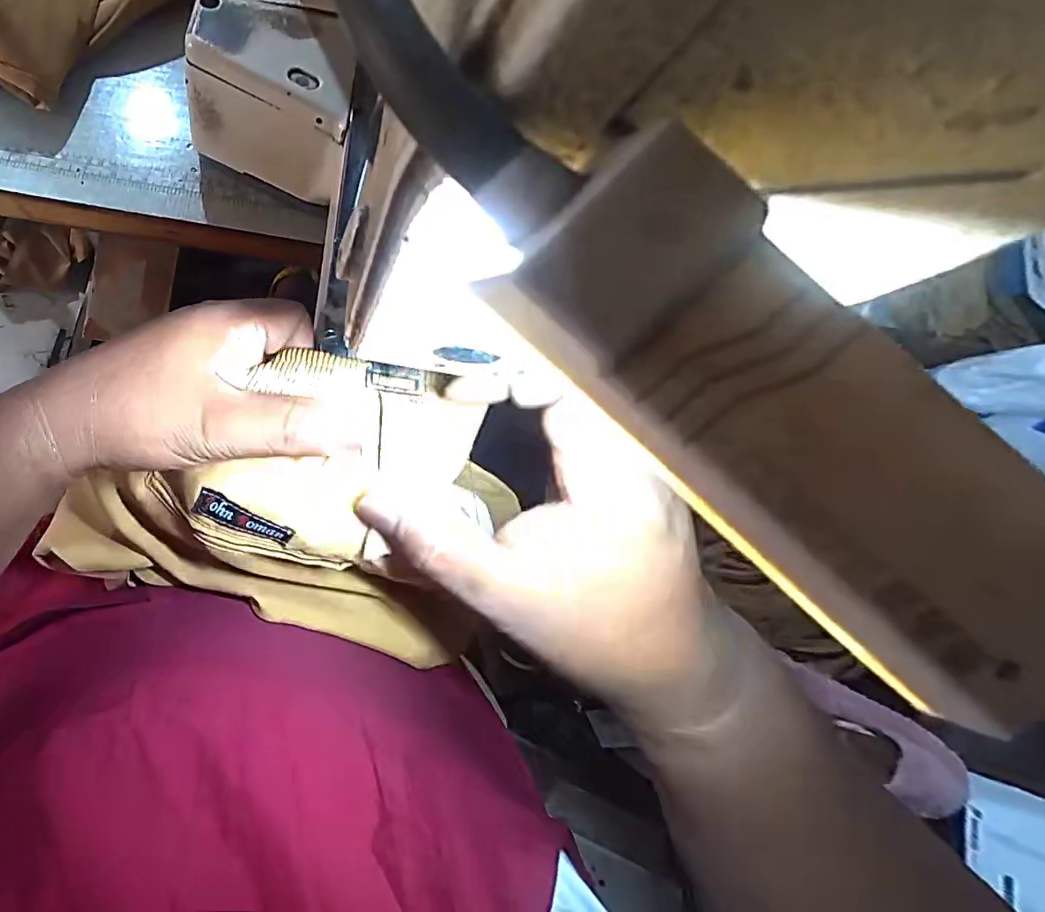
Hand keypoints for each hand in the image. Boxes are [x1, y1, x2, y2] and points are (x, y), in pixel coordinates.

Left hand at [22, 299, 366, 474]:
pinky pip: (219, 371)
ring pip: (245, 360)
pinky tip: (217, 426)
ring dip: (256, 393)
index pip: (297, 321)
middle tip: (283, 425)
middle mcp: (211, 320)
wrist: (63, 421)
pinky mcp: (167, 361)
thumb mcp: (223, 426)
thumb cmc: (146, 416)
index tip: (305, 403)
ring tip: (252, 431)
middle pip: (273, 341)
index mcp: (230, 321)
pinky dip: (229, 397)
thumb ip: (287, 426)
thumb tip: (353, 431)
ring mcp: (185, 340)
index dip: (311, 360)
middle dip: (284, 383)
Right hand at [356, 389, 749, 739]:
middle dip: (504, 383)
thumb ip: (434, 545)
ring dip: (524, 399)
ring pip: (579, 405)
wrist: (674, 667)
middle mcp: (635, 457)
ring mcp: (645, 464)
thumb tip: (370, 501)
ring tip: (474, 407)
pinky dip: (546, 421)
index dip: (501, 377)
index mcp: (609, 477)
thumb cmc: (588, 631)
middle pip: (566, 388)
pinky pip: (590, 427)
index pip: (558, 390)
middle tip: (454, 398)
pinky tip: (517, 440)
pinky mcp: (642, 475)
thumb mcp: (500, 594)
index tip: (453, 397)